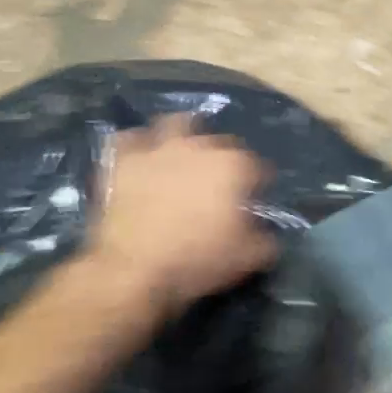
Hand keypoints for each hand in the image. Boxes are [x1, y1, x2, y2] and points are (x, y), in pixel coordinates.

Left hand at [85, 116, 277, 311]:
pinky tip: (144, 157)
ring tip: (184, 154)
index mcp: (235, 167)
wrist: (135, 267)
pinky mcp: (125, 158)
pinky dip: (140, 145)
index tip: (254, 200)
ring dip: (185, 135)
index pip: (258, 167)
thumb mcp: (247, 258)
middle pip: (221, 143)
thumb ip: (265, 238)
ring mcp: (160, 147)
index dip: (258, 184)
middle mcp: (201, 146)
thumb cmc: (198, 261)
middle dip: (225, 160)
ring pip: (178, 124)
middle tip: (219, 184)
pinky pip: (132, 137)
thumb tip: (265, 231)